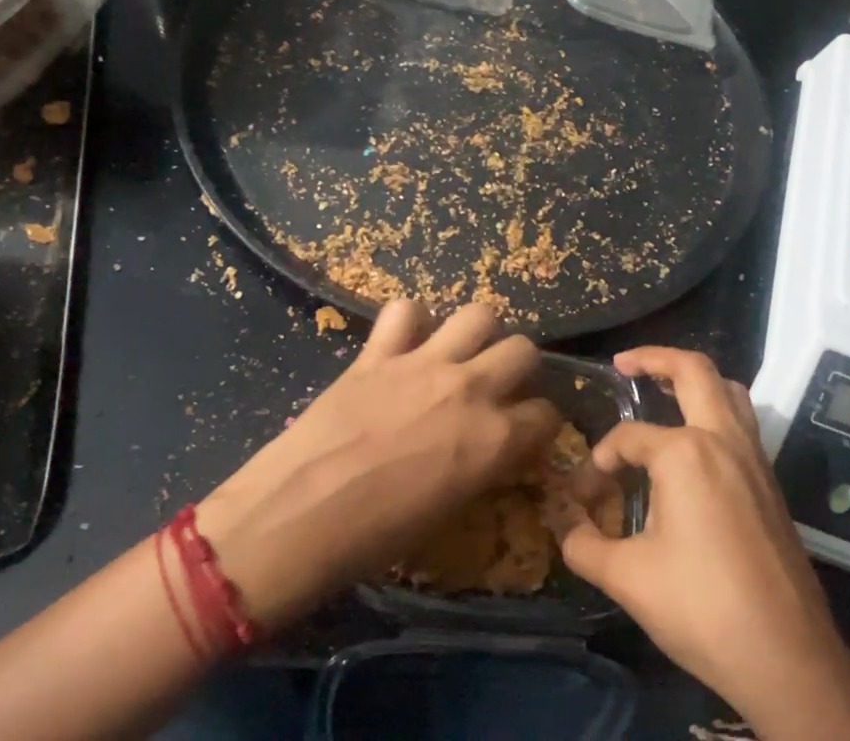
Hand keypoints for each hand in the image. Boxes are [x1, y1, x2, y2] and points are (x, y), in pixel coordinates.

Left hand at [196, 301, 556, 630]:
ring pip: (478, 315)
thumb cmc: (377, 537)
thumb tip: (488, 455)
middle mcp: (471, 390)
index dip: (537, 425)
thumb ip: (480, 469)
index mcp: (496, 438)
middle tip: (496, 388)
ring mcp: (423, 363)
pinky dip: (409, 322)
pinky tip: (402, 344)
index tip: (523, 435)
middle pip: (523, 350)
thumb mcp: (449, 510)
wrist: (303, 515)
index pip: (547, 414)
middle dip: (518, 368)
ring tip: (458, 355)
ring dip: (475, 334)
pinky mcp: (378, 353)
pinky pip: (405, 311)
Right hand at [550, 348, 849, 740]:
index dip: (597, 462)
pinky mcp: (771, 483)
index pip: (627, 438)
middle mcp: (724, 440)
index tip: (583, 498)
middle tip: (624, 363)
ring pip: (730, 392)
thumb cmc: (701, 608)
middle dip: (656, 358)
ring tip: (663, 389)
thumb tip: (562, 523)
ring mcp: (755, 458)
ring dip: (695, 381)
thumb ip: (583, 543)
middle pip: (694, 372)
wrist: (787, 655)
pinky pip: (743, 424)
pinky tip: (693, 445)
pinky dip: (716, 412)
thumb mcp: (627, 577)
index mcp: (685, 452)